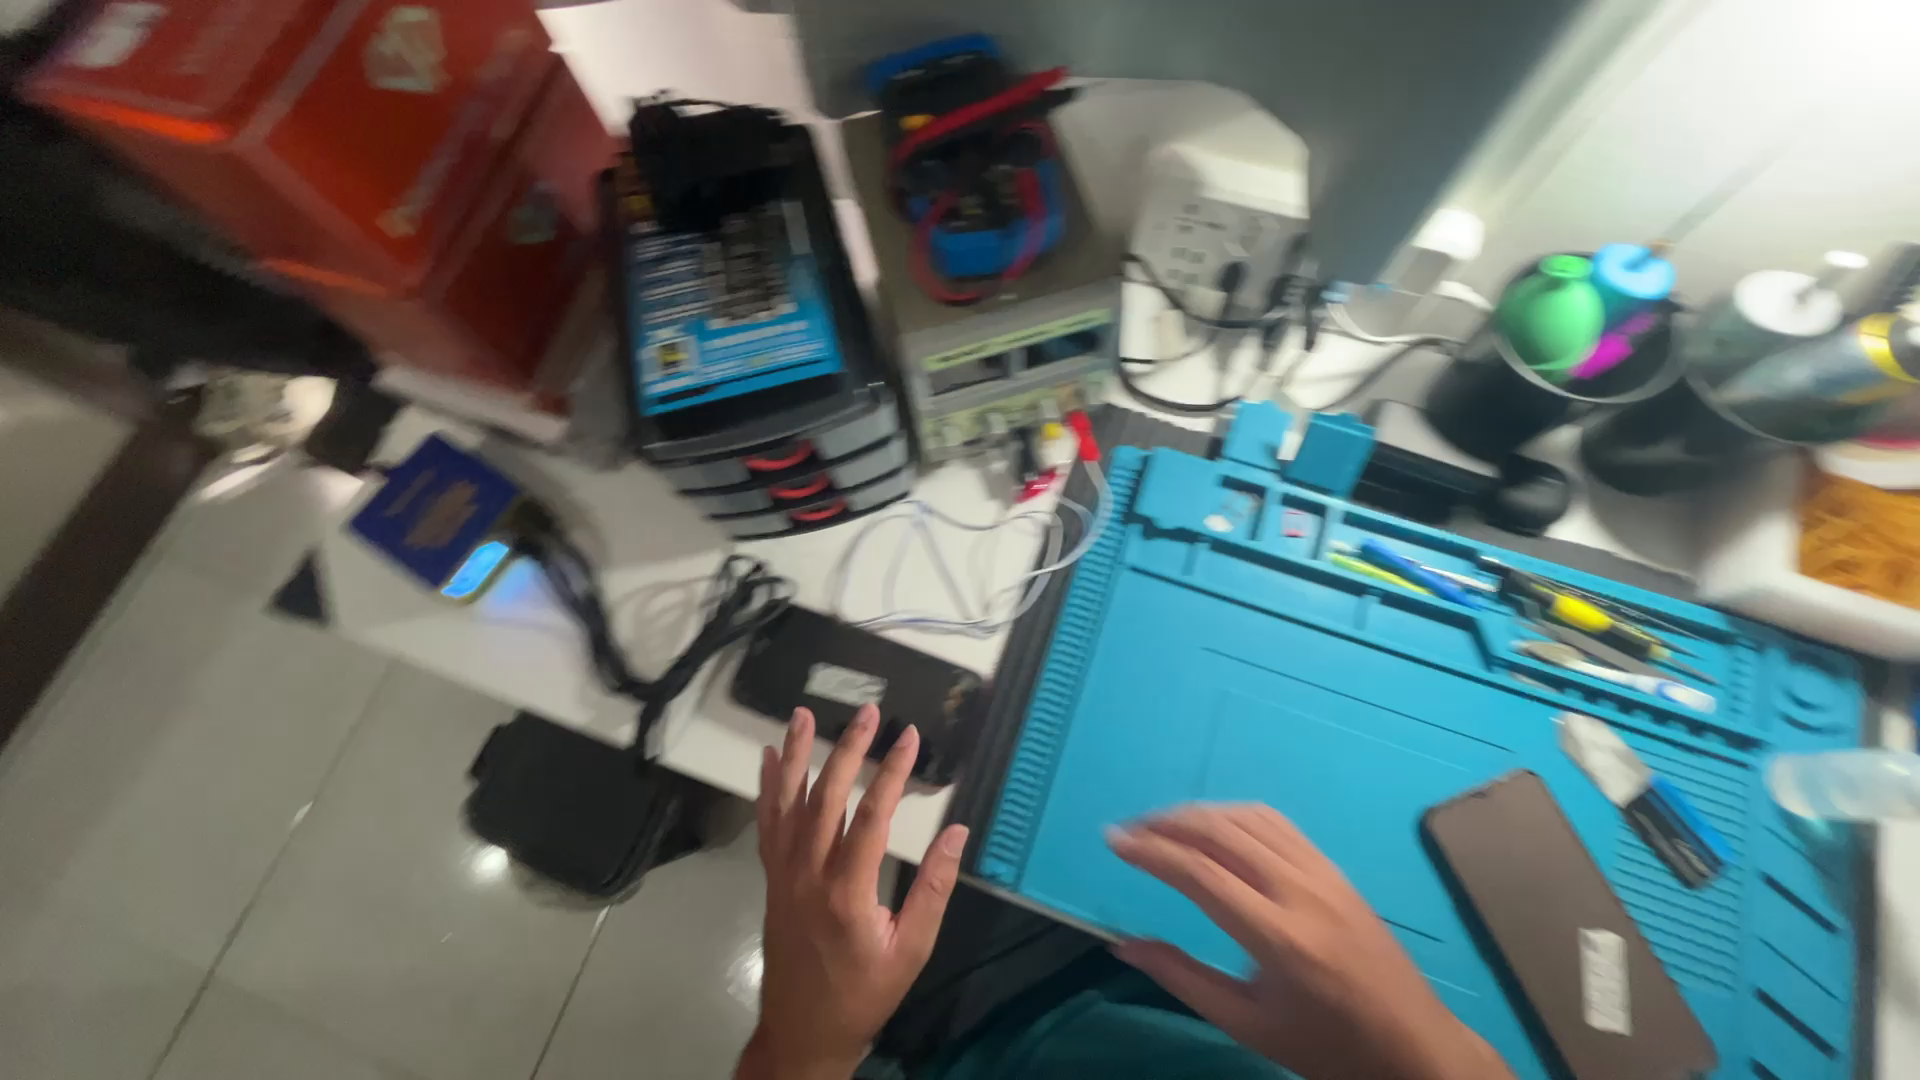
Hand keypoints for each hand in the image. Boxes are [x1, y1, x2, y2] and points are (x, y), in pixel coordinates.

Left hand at [736, 706, 968, 1079]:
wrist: (801, 1033)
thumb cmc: (863, 993)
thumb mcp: (911, 950)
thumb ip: (933, 888)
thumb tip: (957, 833)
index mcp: (848, 891)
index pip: (873, 815)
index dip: (892, 770)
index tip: (909, 735)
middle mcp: (809, 872)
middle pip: (827, 796)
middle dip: (848, 748)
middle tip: (867, 712)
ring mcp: (784, 872)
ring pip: (788, 802)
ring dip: (796, 754)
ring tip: (802, 714)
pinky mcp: (772, 876)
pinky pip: (766, 823)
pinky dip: (768, 786)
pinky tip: (769, 757)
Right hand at [1108, 804, 1512, 1079]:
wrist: (1416, 1049)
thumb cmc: (1325, 1046)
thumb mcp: (1248, 1026)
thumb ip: (1183, 979)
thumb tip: (1122, 944)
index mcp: (1279, 938)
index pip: (1200, 874)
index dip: (1151, 851)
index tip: (1113, 840)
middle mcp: (1300, 892)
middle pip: (1220, 832)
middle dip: (1165, 823)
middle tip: (1128, 830)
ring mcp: (1322, 873)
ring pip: (1246, 817)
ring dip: (1196, 813)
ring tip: (1160, 825)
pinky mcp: (1333, 867)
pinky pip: (1275, 821)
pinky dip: (1232, 813)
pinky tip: (1212, 825)